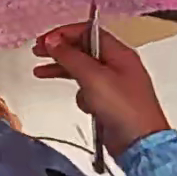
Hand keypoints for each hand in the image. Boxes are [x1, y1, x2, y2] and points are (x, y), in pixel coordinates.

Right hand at [31, 22, 171, 156]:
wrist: (139, 143)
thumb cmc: (121, 108)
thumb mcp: (93, 77)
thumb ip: (71, 57)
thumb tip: (53, 41)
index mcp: (119, 54)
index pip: (88, 32)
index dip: (64, 34)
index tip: (44, 41)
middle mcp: (117, 65)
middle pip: (83, 49)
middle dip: (59, 50)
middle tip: (37, 51)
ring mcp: (113, 83)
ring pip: (82, 69)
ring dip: (62, 69)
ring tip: (40, 72)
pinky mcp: (108, 99)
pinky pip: (87, 88)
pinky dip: (79, 92)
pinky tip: (79, 101)